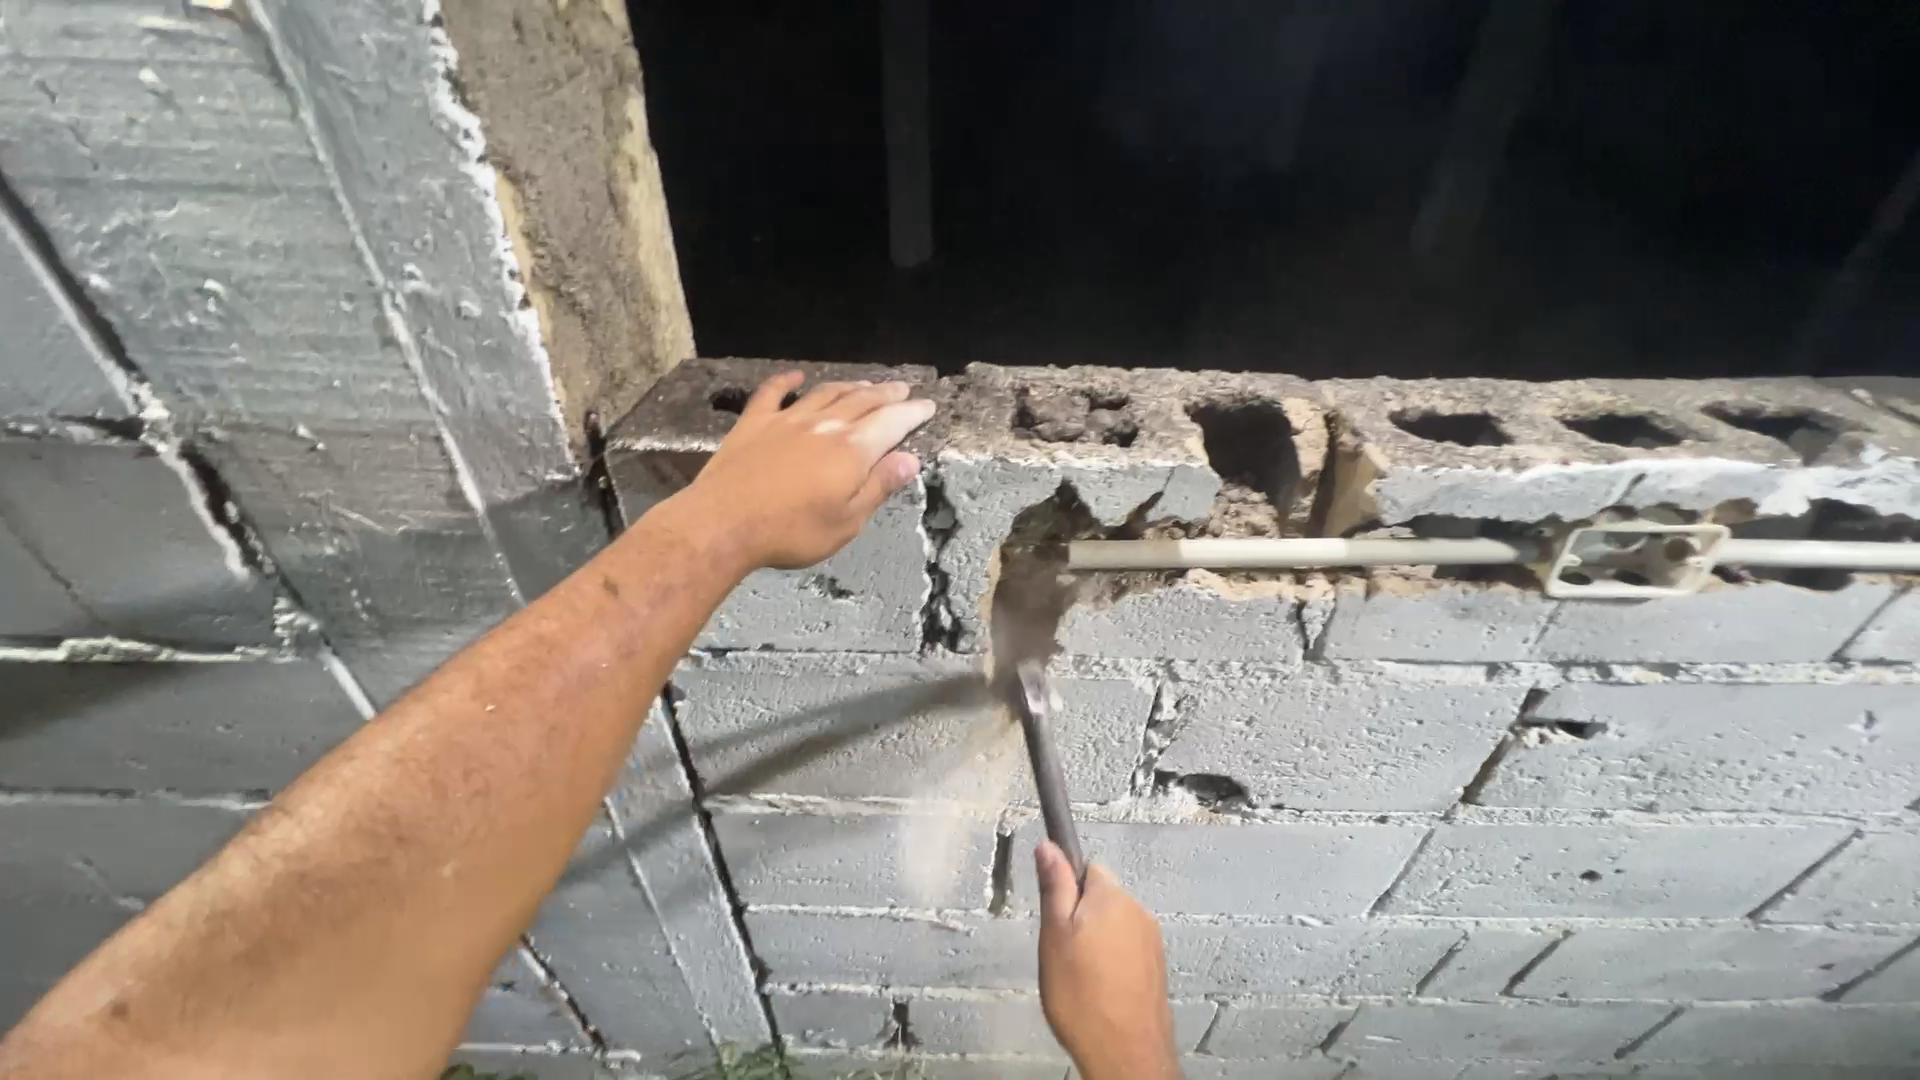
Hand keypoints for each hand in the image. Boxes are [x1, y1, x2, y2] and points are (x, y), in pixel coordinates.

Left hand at [675, 372, 935, 571]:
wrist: (723, 524)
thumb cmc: (792, 532)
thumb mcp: (847, 521)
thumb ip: (879, 487)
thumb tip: (910, 460)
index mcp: (852, 451)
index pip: (892, 423)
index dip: (912, 413)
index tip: (927, 405)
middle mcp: (824, 425)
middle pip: (862, 400)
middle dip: (887, 393)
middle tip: (903, 388)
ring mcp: (787, 420)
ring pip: (826, 393)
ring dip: (850, 386)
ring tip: (866, 383)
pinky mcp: (754, 424)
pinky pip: (774, 393)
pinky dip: (787, 382)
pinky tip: (796, 376)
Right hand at [1035, 841, 1181, 1079]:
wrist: (1126, 1056)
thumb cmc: (1080, 991)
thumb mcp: (1054, 933)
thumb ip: (1054, 885)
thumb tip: (1049, 844)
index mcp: (1113, 895)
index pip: (1087, 867)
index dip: (1067, 888)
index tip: (1057, 919)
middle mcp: (1138, 909)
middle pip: (1102, 896)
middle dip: (1081, 915)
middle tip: (1063, 950)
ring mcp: (1152, 941)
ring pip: (1115, 924)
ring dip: (1097, 938)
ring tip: (1080, 975)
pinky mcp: (1157, 969)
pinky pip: (1128, 948)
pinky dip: (1113, 960)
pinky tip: (1101, 989)